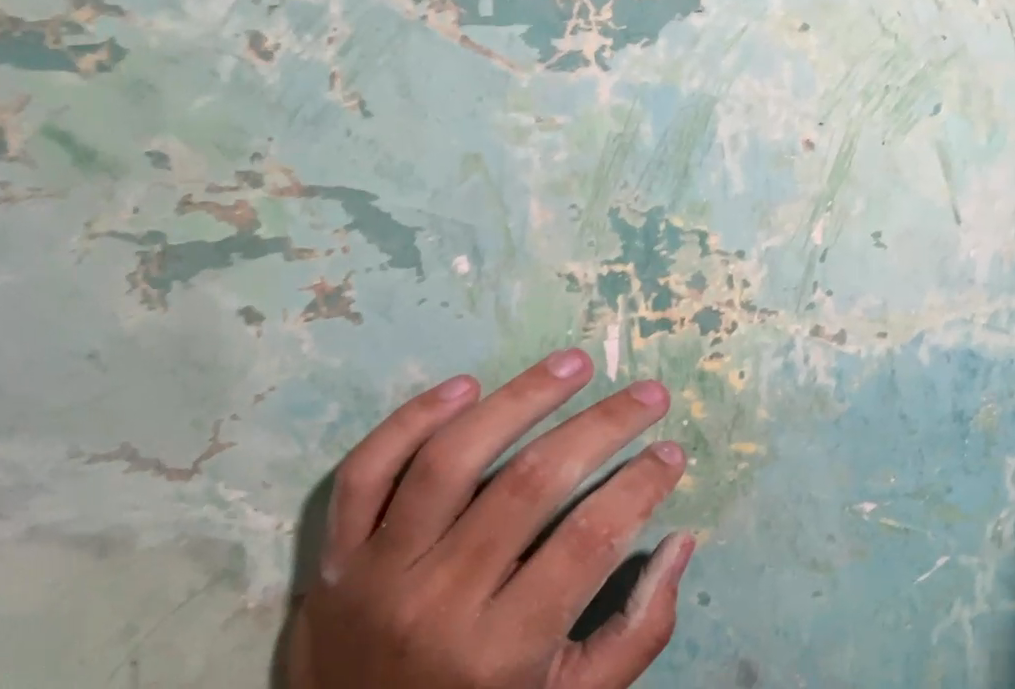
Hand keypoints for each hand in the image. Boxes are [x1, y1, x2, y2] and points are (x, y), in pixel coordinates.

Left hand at [284, 351, 694, 688]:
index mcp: (503, 651)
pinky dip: (412, 420)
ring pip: (451, 458)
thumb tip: (680, 540)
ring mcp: (376, 574)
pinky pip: (366, 471)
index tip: (672, 453)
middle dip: (605, 425)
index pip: (590, 540)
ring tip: (574, 363)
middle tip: (650, 394)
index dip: (641, 486)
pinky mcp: (333, 558)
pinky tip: (466, 387)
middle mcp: (437, 603)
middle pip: (532, 483)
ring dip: (521, 398)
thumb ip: (638, 633)